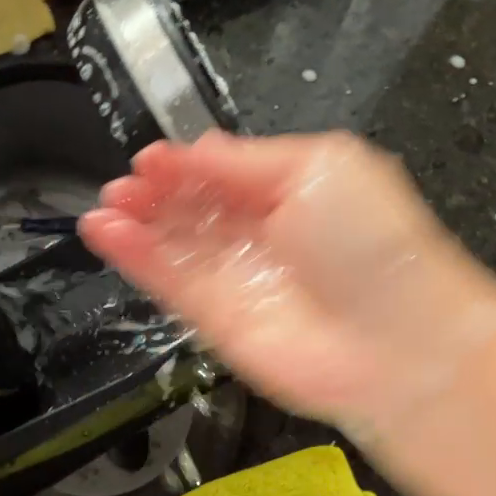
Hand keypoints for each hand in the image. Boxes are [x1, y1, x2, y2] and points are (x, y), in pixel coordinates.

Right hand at [78, 131, 495, 423]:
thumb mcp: (322, 166)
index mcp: (294, 194)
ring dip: (136, 225)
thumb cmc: (372, 246)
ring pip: (175, 249)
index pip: (224, 175)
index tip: (149, 158)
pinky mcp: (217, 323)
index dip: (185, 165)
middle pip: (194, 211)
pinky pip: (169, 284)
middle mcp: (263, 238)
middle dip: (155, 194)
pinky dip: (136, 260)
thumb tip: (199, 151)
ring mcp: (238, 283)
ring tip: (104, 206)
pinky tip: (106, 233)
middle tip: (123, 184)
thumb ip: (250, 159)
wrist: (392, 344)